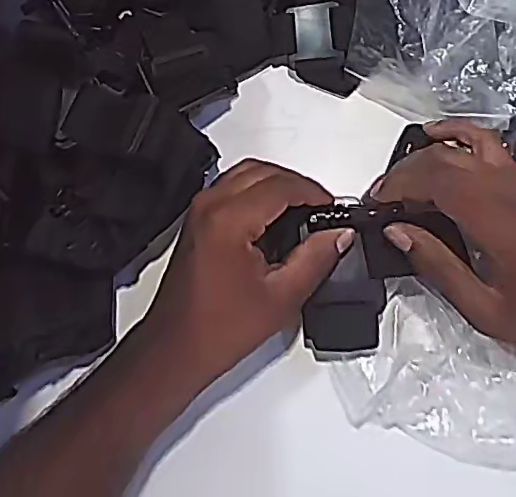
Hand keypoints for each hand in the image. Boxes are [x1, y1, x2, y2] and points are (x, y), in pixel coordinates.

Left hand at [133, 159, 352, 387]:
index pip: (279, 186)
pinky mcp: (197, 217)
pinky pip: (231, 186)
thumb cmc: (216, 328)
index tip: (331, 207)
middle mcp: (210, 205)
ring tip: (302, 210)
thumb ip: (315, 259)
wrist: (178, 345)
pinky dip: (256, 190)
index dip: (312, 193)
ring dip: (276, 183)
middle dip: (296, 184)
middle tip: (320, 208)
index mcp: (228, 219)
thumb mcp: (282, 298)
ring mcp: (200, 209)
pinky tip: (274, 217)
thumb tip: (337, 235)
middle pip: (261, 171)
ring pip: (245, 173)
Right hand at [374, 120, 515, 378]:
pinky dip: (456, 132)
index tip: (378, 204)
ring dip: (422, 156)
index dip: (398, 185)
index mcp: (499, 224)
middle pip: (441, 161)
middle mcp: (508, 193)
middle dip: (402, 174)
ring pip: (458, 148)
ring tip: (401, 177)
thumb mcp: (488, 311)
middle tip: (382, 198)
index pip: (436, 181)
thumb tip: (398, 231)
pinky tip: (436, 136)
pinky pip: (486, 142)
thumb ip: (438, 266)